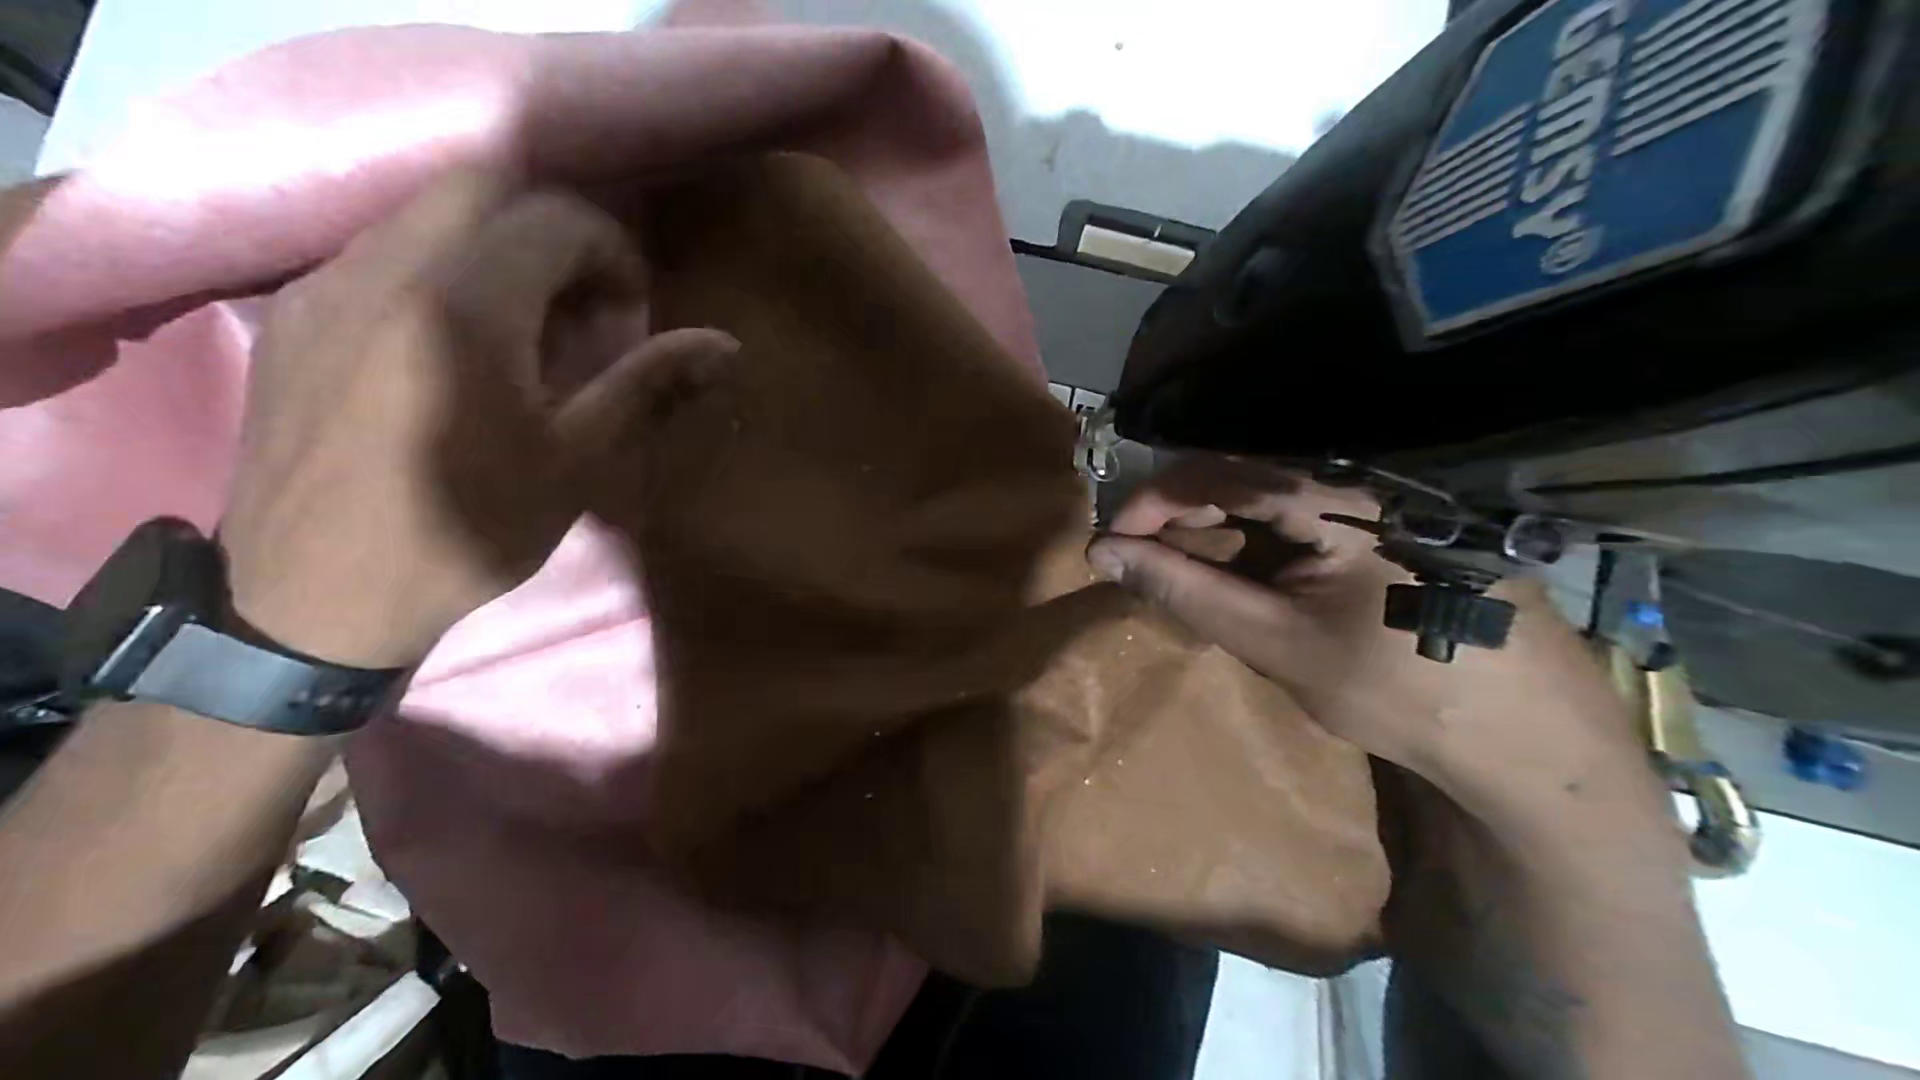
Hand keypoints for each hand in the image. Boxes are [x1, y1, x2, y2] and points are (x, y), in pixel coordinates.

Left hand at [218, 170, 737, 668]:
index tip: (631, 319)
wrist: (314, 598)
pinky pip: (382, 254)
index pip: (555, 218)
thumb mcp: (579, 461)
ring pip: (428, 216)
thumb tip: (725, 345)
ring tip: (526, 336)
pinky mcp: (295, 316)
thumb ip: (648, 385)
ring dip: (498, 253)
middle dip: (555, 237)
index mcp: (464, 306)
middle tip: (584, 312)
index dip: (613, 255)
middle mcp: (384, 269)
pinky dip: (443, 274)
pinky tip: (458, 352)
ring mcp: (325, 286)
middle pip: (484, 188)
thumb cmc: (469, 530)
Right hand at [1086, 457, 1652, 824]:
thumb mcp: (1274, 641)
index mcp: (1331, 499)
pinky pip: (1297, 518)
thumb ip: (1184, 589)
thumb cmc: (1397, 691)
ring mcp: (1375, 505)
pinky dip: (1250, 543)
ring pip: (1264, 498)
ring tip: (1178, 572)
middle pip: (1236, 478)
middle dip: (1174, 517)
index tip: (1107, 547)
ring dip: (1209, 529)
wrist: (1528, 741)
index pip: (1210, 475)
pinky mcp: (1385, 529)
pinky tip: (1238, 575)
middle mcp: (1355, 484)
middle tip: (1136, 563)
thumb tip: (1102, 551)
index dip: (1147, 505)